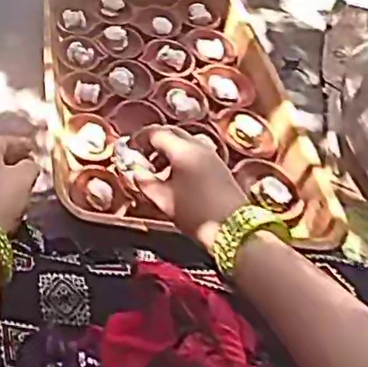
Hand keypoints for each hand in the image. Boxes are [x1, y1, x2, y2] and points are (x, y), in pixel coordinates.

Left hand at [0, 134, 39, 232]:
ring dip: (12, 170)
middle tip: (32, 160)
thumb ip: (31, 165)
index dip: (20, 141)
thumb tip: (31, 164)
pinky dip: (8, 183)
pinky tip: (19, 190)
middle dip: (16, 156)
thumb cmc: (4, 195)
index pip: (3, 139)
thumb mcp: (24, 176)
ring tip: (29, 175)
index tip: (34, 146)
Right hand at [125, 127, 245, 238]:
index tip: (129, 149)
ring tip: (157, 169)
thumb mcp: (163, 199)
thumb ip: (144, 181)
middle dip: (153, 141)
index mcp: (182, 149)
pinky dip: (181, 156)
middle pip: (170, 132)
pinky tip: (176, 176)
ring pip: (184, 141)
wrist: (238, 234)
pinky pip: (195, 152)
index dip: (138, 138)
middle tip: (141, 155)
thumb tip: (134, 170)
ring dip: (167, 149)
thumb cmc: (196, 214)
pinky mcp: (220, 167)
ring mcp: (212, 156)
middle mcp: (198, 146)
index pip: (154, 132)